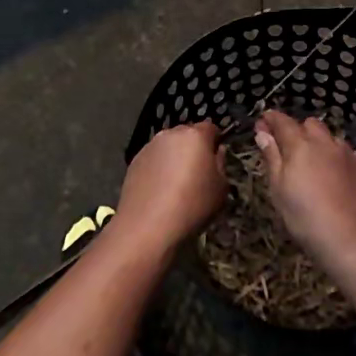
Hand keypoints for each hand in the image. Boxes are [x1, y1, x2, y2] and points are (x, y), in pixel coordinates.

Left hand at [118, 121, 224, 247]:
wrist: (146, 227)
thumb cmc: (192, 205)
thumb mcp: (221, 188)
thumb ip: (221, 164)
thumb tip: (217, 152)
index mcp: (195, 136)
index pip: (211, 128)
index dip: (216, 142)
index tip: (216, 160)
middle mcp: (171, 135)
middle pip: (187, 134)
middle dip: (194, 147)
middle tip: (197, 171)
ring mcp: (149, 148)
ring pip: (169, 146)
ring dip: (175, 157)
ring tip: (176, 182)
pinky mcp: (133, 163)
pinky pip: (153, 159)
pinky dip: (159, 168)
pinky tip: (160, 189)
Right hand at [255, 110, 355, 262]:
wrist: (351, 238)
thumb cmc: (305, 217)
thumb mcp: (279, 190)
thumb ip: (272, 158)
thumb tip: (263, 133)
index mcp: (301, 145)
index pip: (283, 122)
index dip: (272, 119)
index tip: (263, 121)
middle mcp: (326, 142)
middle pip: (310, 125)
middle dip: (298, 130)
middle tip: (288, 148)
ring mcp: (348, 152)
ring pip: (331, 137)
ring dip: (320, 143)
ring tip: (314, 163)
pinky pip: (348, 152)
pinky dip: (339, 157)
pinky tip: (337, 174)